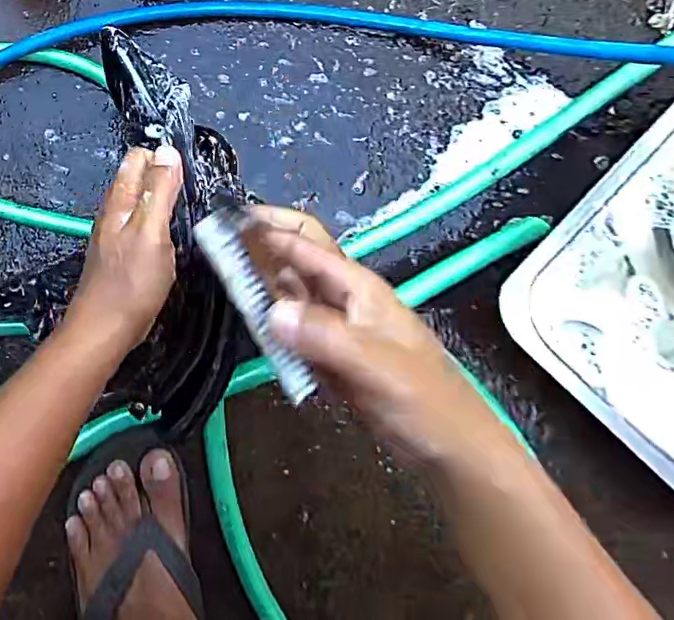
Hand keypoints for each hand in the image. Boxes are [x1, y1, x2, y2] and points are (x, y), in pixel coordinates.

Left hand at [65, 145, 182, 355]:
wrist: (105, 330)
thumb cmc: (130, 283)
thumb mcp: (152, 231)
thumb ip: (160, 190)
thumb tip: (167, 151)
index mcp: (120, 199)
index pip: (139, 157)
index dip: (164, 160)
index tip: (185, 180)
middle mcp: (114, 210)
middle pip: (141, 178)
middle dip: (166, 180)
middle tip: (187, 201)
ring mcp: (116, 232)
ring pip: (142, 202)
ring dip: (163, 203)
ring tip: (183, 218)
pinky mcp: (121, 252)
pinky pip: (142, 225)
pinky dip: (158, 225)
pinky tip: (169, 240)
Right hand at [250, 206, 519, 466]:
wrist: (452, 450)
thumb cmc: (423, 399)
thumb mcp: (375, 364)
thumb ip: (324, 336)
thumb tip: (272, 312)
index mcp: (357, 284)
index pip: (305, 243)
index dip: (268, 229)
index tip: (228, 224)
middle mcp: (342, 296)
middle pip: (296, 258)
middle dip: (262, 245)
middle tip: (221, 242)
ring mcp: (335, 324)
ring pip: (290, 292)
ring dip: (261, 283)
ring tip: (226, 277)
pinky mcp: (329, 352)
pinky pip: (292, 327)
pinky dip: (272, 322)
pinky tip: (253, 322)